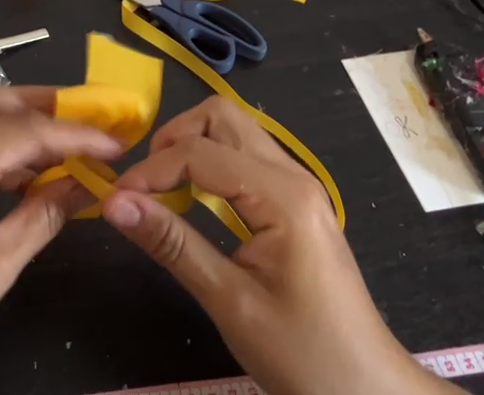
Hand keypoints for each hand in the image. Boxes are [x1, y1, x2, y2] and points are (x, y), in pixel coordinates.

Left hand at [0, 86, 122, 390]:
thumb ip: (44, 215)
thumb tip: (88, 184)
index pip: (27, 129)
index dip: (77, 134)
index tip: (119, 143)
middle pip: (3, 103)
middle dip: (53, 106)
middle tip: (100, 121)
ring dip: (31, 124)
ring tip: (77, 144)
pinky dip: (6, 145)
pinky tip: (36, 170)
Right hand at [100, 97, 459, 394]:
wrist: (369, 393)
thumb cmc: (304, 354)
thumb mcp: (230, 302)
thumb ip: (172, 244)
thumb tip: (113, 203)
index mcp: (282, 195)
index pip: (199, 152)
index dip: (150, 170)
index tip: (115, 200)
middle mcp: (293, 175)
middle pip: (220, 117)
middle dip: (172, 140)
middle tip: (142, 185)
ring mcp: (298, 186)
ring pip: (233, 131)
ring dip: (190, 147)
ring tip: (159, 190)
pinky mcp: (295, 203)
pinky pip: (245, 158)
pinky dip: (209, 164)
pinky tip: (191, 200)